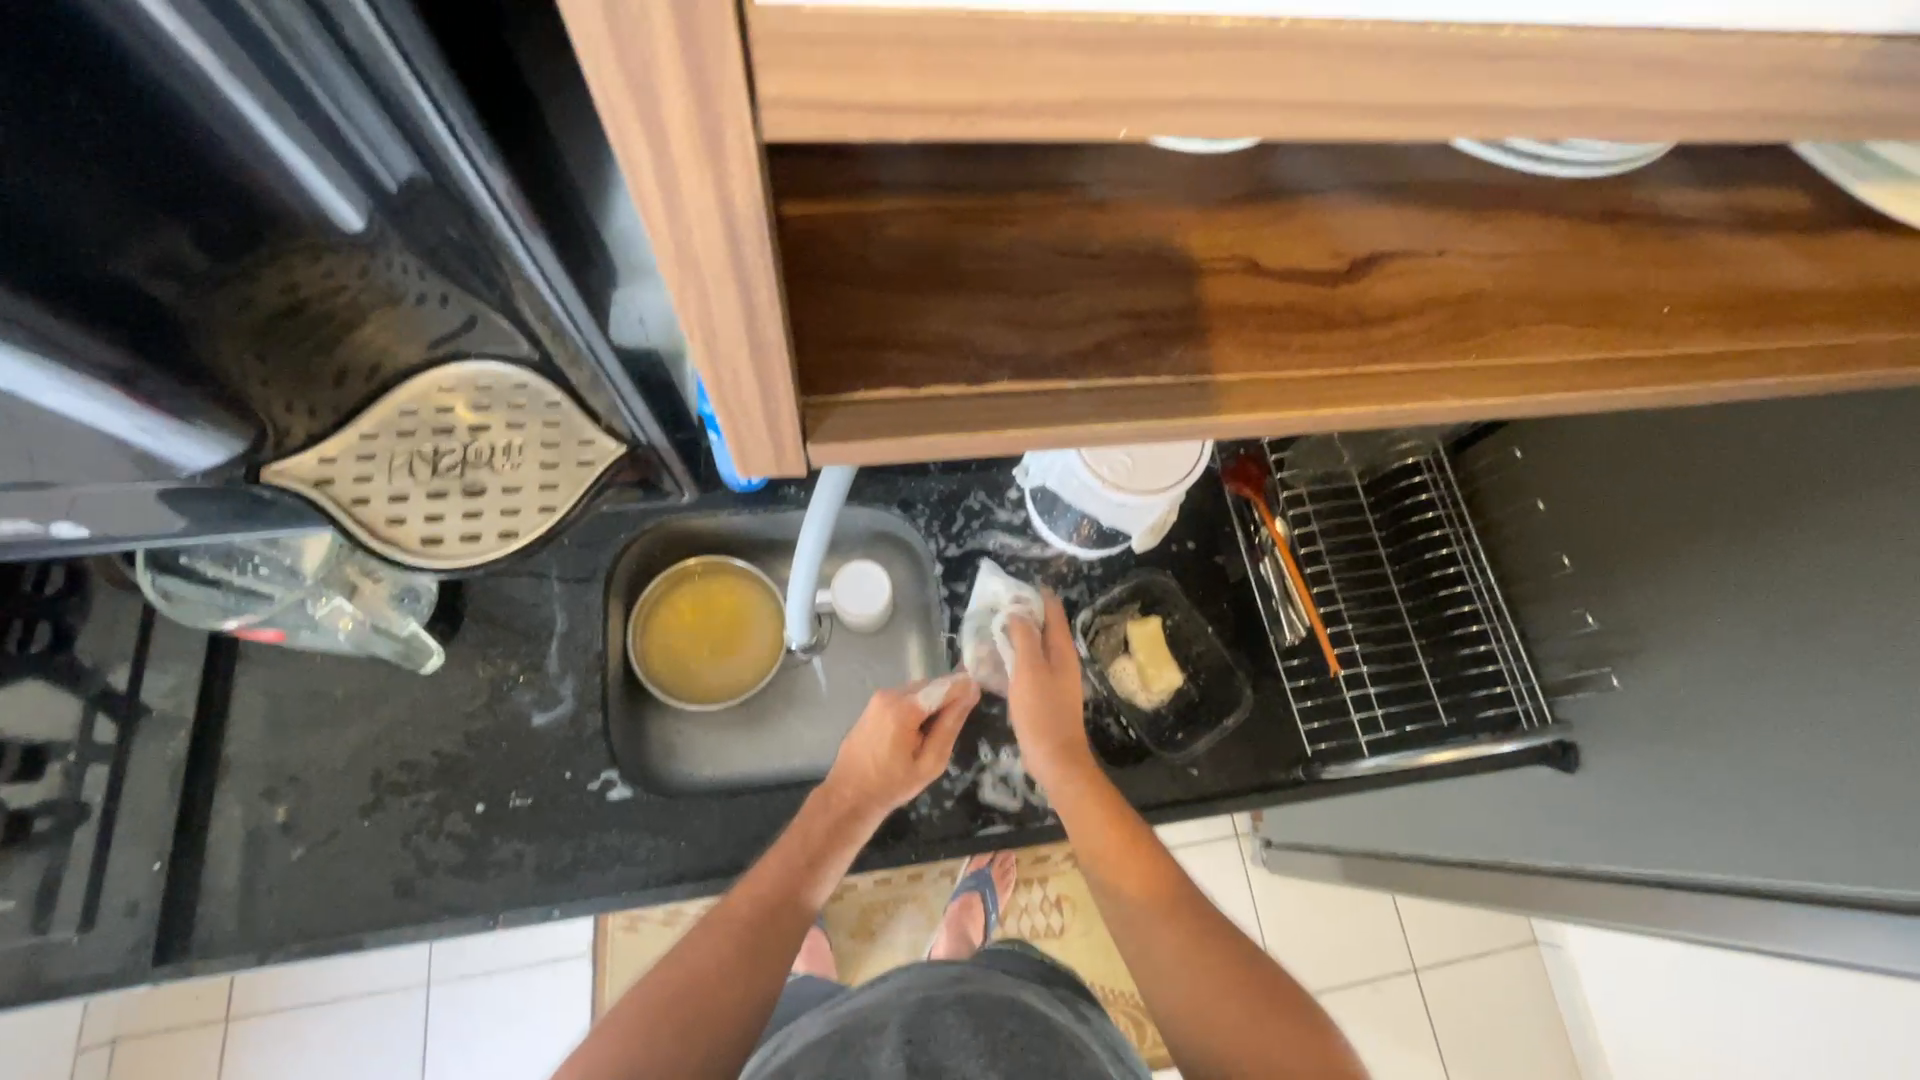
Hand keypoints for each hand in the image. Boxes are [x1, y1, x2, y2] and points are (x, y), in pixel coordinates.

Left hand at [822, 676, 980, 818]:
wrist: (850, 795)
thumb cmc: (892, 785)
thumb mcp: (930, 762)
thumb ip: (950, 725)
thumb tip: (970, 694)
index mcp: (904, 708)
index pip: (945, 685)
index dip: (964, 689)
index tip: (979, 697)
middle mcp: (890, 694)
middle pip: (931, 685)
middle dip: (946, 699)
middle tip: (952, 727)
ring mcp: (878, 697)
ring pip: (918, 690)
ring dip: (931, 704)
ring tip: (931, 735)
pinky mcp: (873, 703)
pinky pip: (904, 697)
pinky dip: (916, 708)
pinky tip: (914, 733)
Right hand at [1004, 591, 1095, 787]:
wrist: (1056, 758)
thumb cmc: (1042, 712)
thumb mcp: (1029, 669)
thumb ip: (1024, 637)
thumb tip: (1016, 610)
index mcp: (1062, 649)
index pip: (1052, 609)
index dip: (1034, 594)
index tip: (1010, 586)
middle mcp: (1062, 658)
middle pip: (1044, 626)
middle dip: (1022, 612)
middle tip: (994, 605)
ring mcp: (1055, 677)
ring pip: (1036, 646)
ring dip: (1017, 635)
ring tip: (991, 628)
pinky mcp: (1045, 693)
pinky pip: (1030, 666)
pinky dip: (1015, 657)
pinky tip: (997, 660)